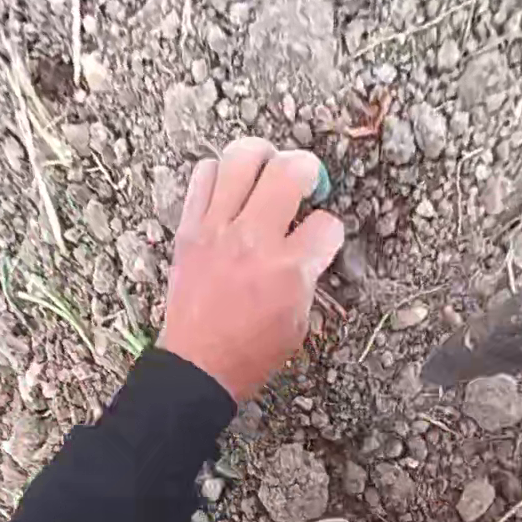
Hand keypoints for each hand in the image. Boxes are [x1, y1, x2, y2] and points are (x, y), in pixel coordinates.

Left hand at [160, 137, 344, 400]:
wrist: (200, 365)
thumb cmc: (252, 353)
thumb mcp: (298, 324)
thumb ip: (307, 278)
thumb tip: (309, 248)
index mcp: (290, 271)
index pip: (327, 225)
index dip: (332, 231)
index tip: (324, 239)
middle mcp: (255, 241)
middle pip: (289, 170)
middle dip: (309, 170)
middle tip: (309, 181)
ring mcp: (218, 229)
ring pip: (243, 156)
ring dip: (264, 157)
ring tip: (268, 171)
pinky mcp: (190, 228)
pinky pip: (204, 174)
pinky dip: (222, 173)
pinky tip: (231, 191)